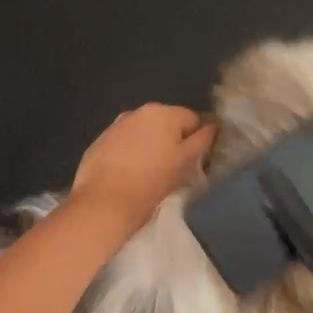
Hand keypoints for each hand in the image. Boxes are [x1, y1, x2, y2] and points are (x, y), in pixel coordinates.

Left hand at [70, 104, 216, 229]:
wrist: (104, 201)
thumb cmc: (152, 181)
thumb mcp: (184, 162)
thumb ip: (201, 141)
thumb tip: (212, 127)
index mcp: (163, 113)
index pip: (192, 119)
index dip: (196, 139)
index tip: (192, 160)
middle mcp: (138, 111)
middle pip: (166, 122)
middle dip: (172, 140)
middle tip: (172, 166)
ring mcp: (116, 125)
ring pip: (144, 132)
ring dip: (150, 145)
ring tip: (149, 171)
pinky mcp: (100, 141)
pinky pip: (124, 142)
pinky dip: (130, 152)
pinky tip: (128, 172)